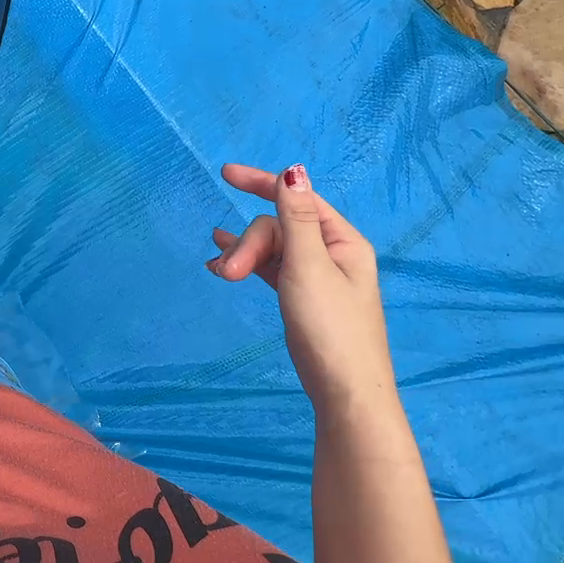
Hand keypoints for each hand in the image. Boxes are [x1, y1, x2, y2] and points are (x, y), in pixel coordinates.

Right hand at [210, 163, 395, 411]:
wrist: (343, 393)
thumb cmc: (330, 327)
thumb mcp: (308, 267)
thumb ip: (295, 218)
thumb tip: (293, 171)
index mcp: (342, 241)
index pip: (298, 199)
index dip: (262, 183)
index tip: (224, 173)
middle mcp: (331, 253)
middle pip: (277, 228)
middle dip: (247, 243)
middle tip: (226, 272)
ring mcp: (316, 275)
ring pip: (270, 248)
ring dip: (243, 255)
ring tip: (220, 274)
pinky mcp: (301, 295)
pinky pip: (269, 266)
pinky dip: (247, 264)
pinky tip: (222, 264)